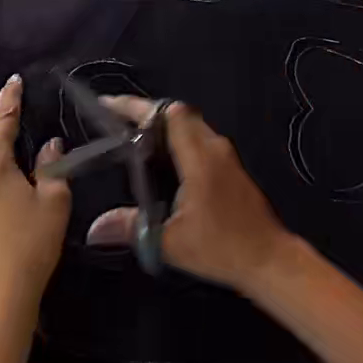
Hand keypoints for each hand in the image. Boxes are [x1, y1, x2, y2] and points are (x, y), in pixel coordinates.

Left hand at [0, 76, 70, 335]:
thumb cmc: (27, 248)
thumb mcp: (54, 203)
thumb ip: (52, 167)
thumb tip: (48, 145)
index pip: (2, 122)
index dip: (11, 100)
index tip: (14, 80)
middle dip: (16, 161)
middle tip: (43, 179)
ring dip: (6, 185)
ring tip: (30, 210)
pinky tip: (12, 226)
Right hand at [86, 96, 294, 294]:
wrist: (269, 259)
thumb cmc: (222, 248)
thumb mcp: (171, 242)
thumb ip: (132, 229)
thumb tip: (94, 229)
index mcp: (200, 158)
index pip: (169, 116)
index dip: (138, 106)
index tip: (109, 104)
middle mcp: (215, 148)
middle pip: (180, 114)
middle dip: (147, 113)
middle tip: (116, 122)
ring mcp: (226, 156)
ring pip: (191, 126)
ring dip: (164, 127)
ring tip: (132, 138)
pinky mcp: (231, 168)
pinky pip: (200, 139)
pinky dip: (177, 140)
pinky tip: (161, 160)